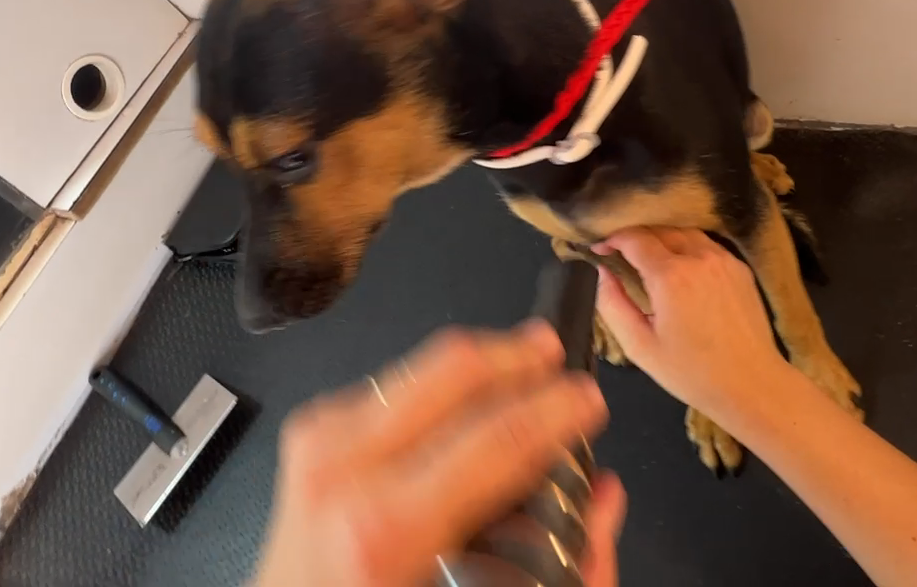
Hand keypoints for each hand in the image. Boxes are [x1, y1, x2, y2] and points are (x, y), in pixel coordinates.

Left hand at [251, 321, 623, 586]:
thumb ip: (558, 568)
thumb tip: (603, 496)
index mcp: (384, 527)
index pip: (496, 436)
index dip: (556, 408)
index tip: (587, 397)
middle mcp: (347, 469)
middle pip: (454, 368)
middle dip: (519, 352)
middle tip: (555, 352)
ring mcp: (323, 440)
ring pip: (424, 360)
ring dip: (484, 358)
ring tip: (522, 363)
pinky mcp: (313, 427)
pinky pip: (396, 381)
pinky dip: (442, 381)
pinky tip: (467, 395)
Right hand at [593, 227, 793, 424]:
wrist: (752, 384)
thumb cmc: (691, 372)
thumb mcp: (640, 346)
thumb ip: (613, 304)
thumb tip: (603, 272)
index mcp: (670, 276)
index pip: (634, 238)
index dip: (612, 240)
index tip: (600, 251)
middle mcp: (698, 257)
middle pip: (658, 230)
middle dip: (635, 238)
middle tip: (621, 257)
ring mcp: (722, 259)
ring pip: (683, 232)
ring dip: (662, 239)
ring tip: (650, 261)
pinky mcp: (739, 267)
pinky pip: (705, 244)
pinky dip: (686, 247)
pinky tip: (681, 269)